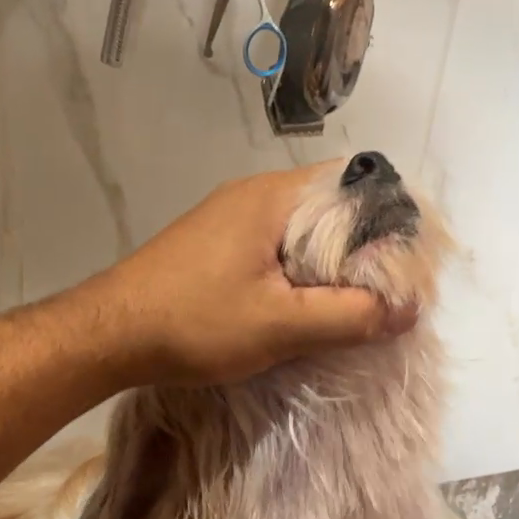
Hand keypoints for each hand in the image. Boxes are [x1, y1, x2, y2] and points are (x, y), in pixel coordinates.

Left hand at [81, 162, 417, 385]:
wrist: (109, 334)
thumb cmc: (195, 322)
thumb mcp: (281, 326)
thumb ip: (349, 316)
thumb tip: (409, 309)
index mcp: (274, 197)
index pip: (355, 184)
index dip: (389, 222)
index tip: (406, 266)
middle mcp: (253, 194)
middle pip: (330, 208)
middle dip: (361, 249)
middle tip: (384, 294)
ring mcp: (229, 217)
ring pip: (300, 231)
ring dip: (327, 265)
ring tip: (349, 306)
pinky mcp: (214, 244)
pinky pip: (273, 247)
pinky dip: (296, 272)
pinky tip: (301, 306)